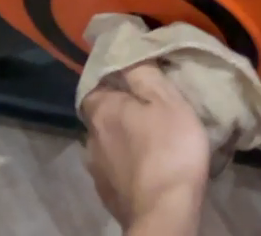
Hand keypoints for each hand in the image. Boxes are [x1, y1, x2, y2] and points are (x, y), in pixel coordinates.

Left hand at [83, 64, 210, 235]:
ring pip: (107, 142)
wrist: (165, 213)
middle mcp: (91, 140)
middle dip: (120, 107)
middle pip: (101, 114)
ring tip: (151, 134)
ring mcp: (97, 171)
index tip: (133, 74)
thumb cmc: (168, 147)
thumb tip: (125, 48)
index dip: (111, 77)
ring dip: (123, 136)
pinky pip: (115, 167)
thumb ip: (143, 72)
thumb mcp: (165, 98)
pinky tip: (148, 162)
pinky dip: (128, 160)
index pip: (94, 85)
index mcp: (102, 112)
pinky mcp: (108, 195)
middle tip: (148, 103)